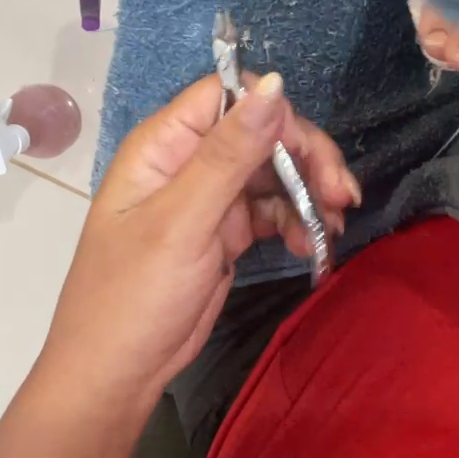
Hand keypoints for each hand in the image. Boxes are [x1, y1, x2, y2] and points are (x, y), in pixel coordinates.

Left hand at [36, 75, 360, 406]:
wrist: (117, 375)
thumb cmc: (134, 294)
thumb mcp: (182, 221)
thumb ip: (229, 153)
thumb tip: (274, 83)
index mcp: (165, 144)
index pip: (229, 95)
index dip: (273, 113)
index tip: (306, 152)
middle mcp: (188, 160)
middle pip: (261, 132)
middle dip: (305, 159)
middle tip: (341, 196)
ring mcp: (209, 196)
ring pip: (273, 172)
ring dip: (309, 194)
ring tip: (333, 227)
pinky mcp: (225, 230)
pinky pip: (272, 210)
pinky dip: (297, 222)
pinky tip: (313, 245)